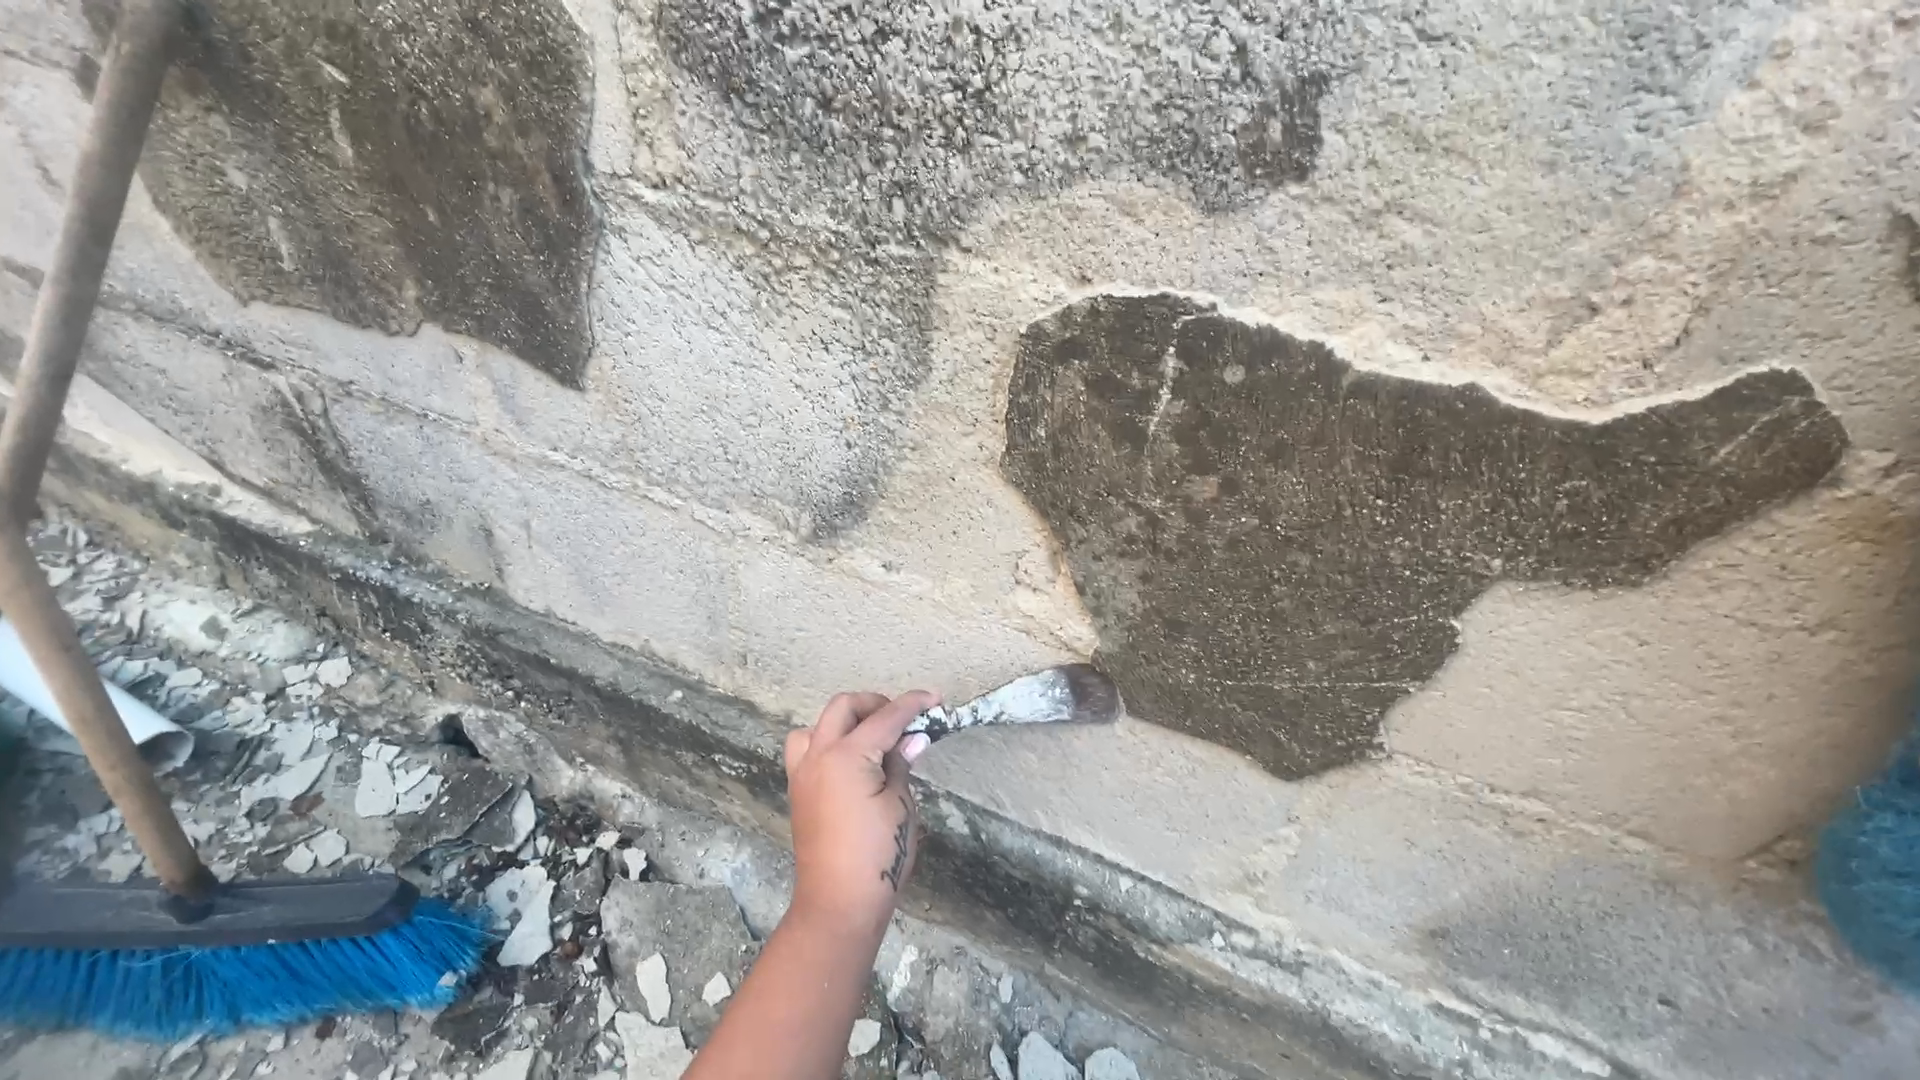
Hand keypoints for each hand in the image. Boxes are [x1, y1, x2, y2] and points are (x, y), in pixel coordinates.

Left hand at [784, 690, 937, 935]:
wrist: (838, 903)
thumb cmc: (878, 854)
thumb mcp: (900, 805)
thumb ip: (901, 764)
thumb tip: (911, 739)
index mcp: (845, 755)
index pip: (885, 717)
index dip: (913, 705)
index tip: (935, 699)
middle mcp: (818, 756)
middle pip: (843, 707)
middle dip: (875, 704)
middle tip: (903, 720)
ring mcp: (802, 774)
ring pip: (817, 726)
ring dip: (845, 722)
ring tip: (871, 739)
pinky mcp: (799, 792)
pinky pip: (807, 750)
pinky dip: (827, 743)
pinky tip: (852, 763)